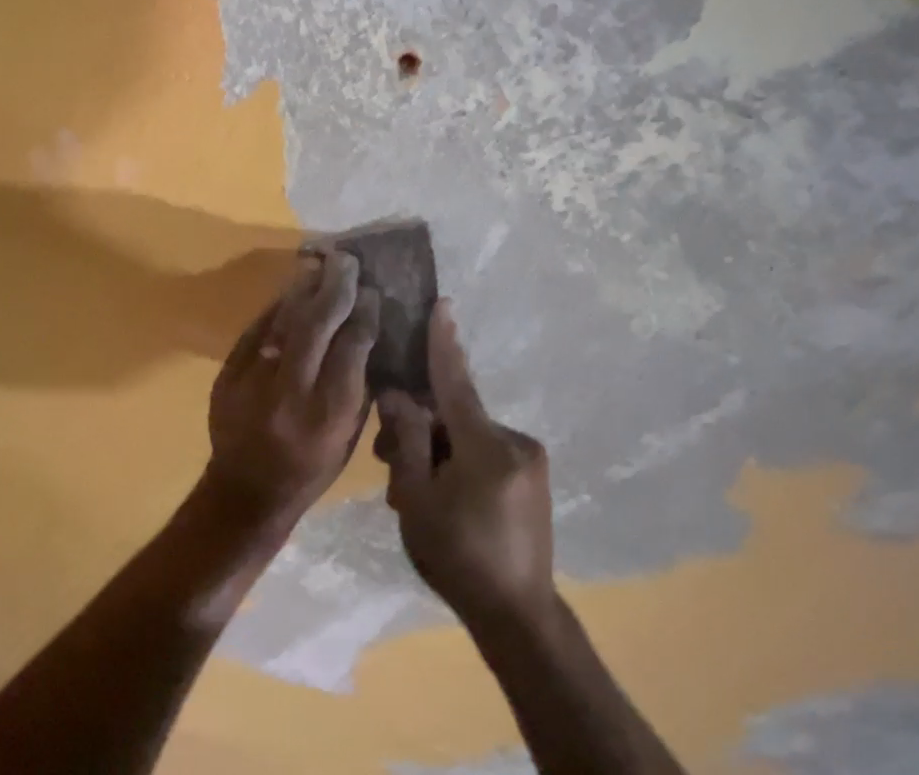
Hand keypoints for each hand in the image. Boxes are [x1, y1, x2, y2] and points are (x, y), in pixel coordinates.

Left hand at [204, 251, 380, 524]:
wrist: (246, 488)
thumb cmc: (309, 467)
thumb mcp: (347, 435)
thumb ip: (358, 386)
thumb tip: (366, 333)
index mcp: (329, 414)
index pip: (351, 350)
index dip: (364, 316)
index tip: (372, 292)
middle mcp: (291, 393)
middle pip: (316, 327)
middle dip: (335, 290)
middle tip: (348, 262)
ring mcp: (253, 382)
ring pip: (282, 323)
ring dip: (303, 290)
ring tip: (320, 265)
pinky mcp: (227, 375)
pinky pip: (254, 331)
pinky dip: (275, 310)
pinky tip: (289, 294)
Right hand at [375, 299, 554, 620]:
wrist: (516, 614)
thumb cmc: (457, 556)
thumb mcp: (416, 499)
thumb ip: (406, 440)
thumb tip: (397, 394)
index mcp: (488, 447)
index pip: (456, 384)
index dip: (444, 344)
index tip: (442, 305)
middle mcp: (515, 443)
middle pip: (454, 416)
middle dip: (418, 430)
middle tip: (386, 463)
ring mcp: (529, 462)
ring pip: (466, 437)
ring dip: (434, 452)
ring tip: (410, 492)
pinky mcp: (532, 480)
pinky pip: (483, 454)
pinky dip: (456, 464)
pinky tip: (438, 496)